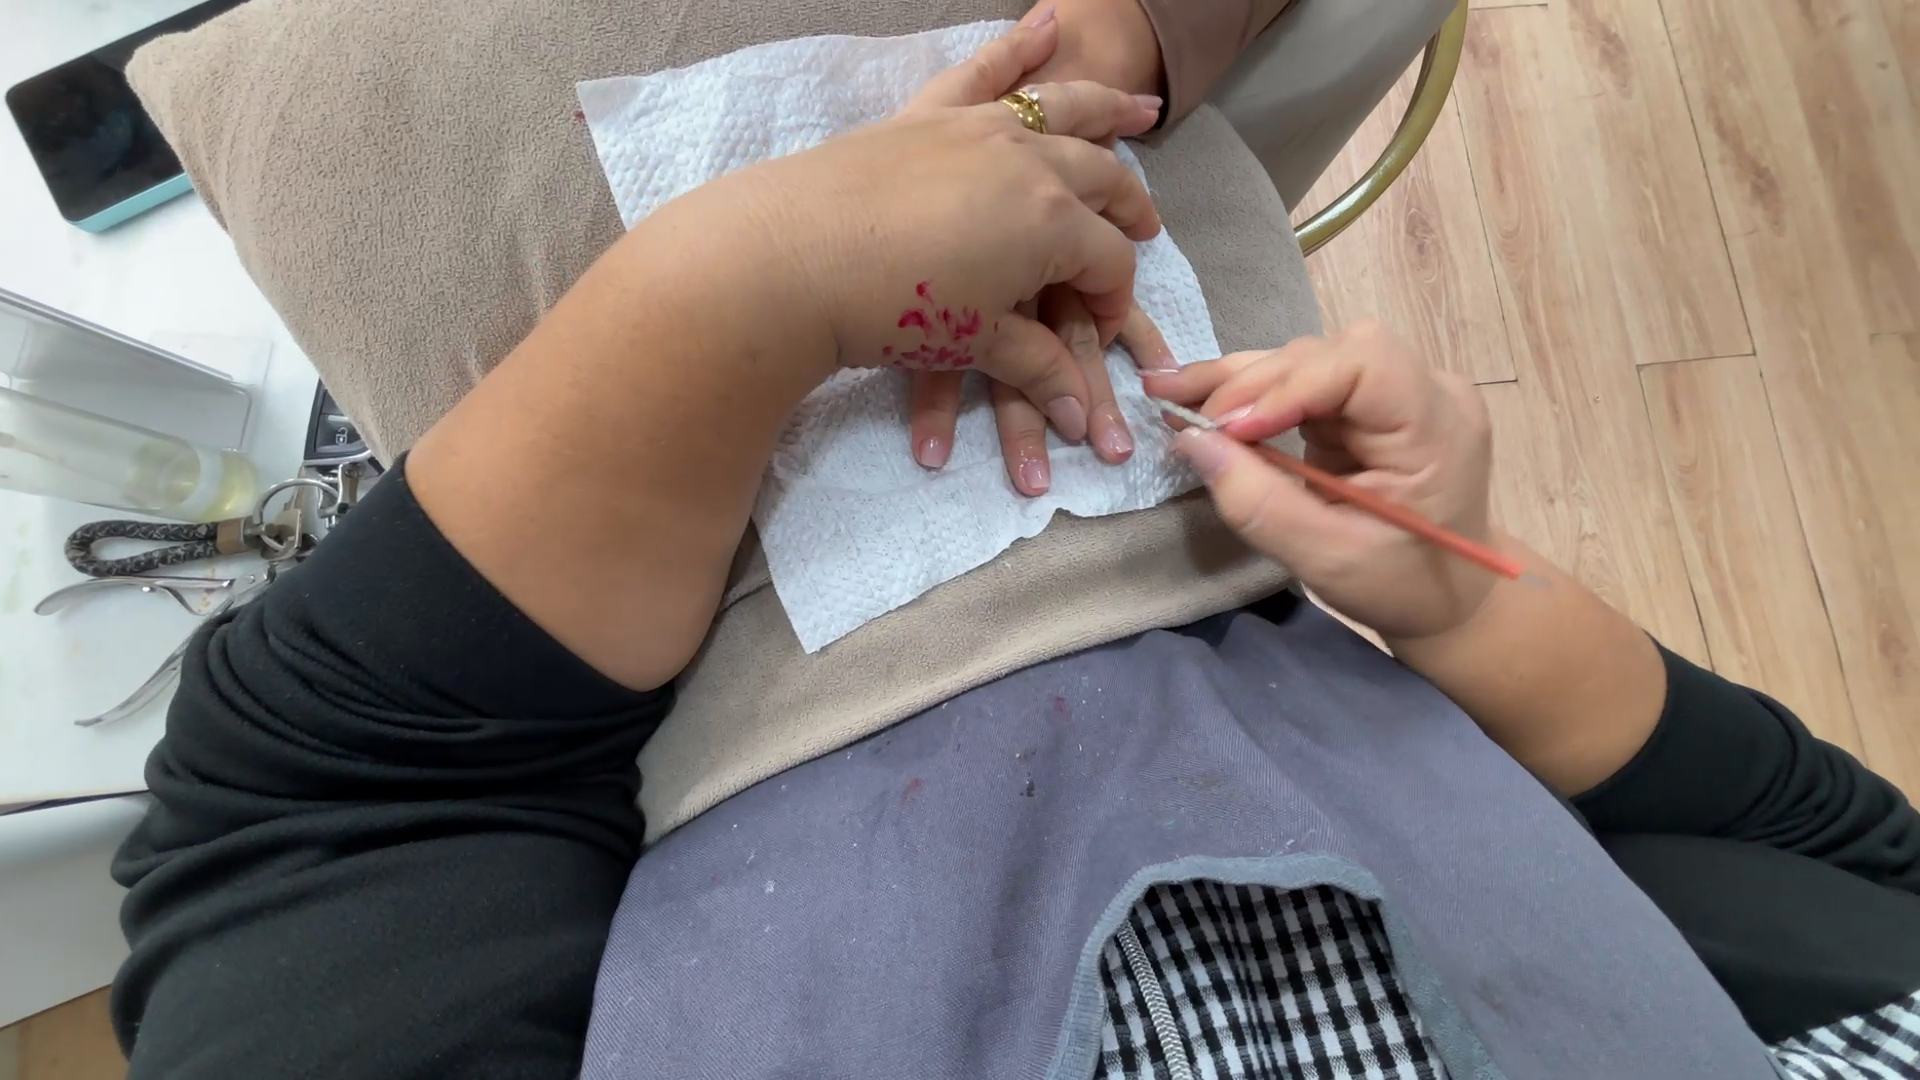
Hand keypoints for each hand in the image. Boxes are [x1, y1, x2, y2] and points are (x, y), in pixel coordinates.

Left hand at [907, 0, 1167, 491]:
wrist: (795, 260)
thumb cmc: (896, 311)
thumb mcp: (975, 343)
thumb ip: (1037, 370)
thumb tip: (1081, 418)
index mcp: (1052, 223)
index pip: (1110, 262)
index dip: (1116, 301)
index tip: (1102, 331)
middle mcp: (1031, 162)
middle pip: (1103, 179)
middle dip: (1131, 208)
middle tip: (1147, 227)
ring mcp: (981, 127)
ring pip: (1063, 110)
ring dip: (1108, 109)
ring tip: (1141, 111)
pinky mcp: (931, 112)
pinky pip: (987, 68)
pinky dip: (1021, 44)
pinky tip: (1049, 19)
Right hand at [1151, 321, 1498, 640]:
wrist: (1446, 596)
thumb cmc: (1398, 585)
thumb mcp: (1325, 558)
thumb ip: (1258, 502)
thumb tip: (1191, 441)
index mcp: (1435, 428)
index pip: (1362, 365)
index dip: (1288, 386)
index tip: (1230, 429)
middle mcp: (1422, 392)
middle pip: (1325, 354)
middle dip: (1249, 383)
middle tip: (1183, 415)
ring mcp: (1391, 395)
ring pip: (1304, 361)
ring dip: (1236, 381)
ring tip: (1170, 392)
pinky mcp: (1361, 407)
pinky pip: (1298, 385)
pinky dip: (1248, 395)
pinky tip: (1202, 400)